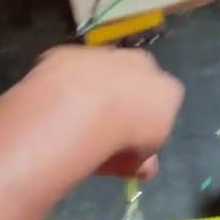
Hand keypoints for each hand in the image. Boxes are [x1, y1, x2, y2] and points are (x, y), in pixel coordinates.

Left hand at [21, 46, 182, 179]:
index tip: (131, 145)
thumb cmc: (121, 139)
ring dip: (90, 90)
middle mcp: (140, 63)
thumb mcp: (137, 163)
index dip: (147, 126)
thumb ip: (142, 162)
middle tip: (102, 133)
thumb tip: (140, 168)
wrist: (80, 109)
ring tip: (72, 122)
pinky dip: (62, 84)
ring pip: (99, 72)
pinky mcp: (68, 52)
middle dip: (121, 101)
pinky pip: (68, 70)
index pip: (163, 106)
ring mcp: (103, 53)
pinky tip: (53, 105)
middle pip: (134, 82)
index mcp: (166, 90)